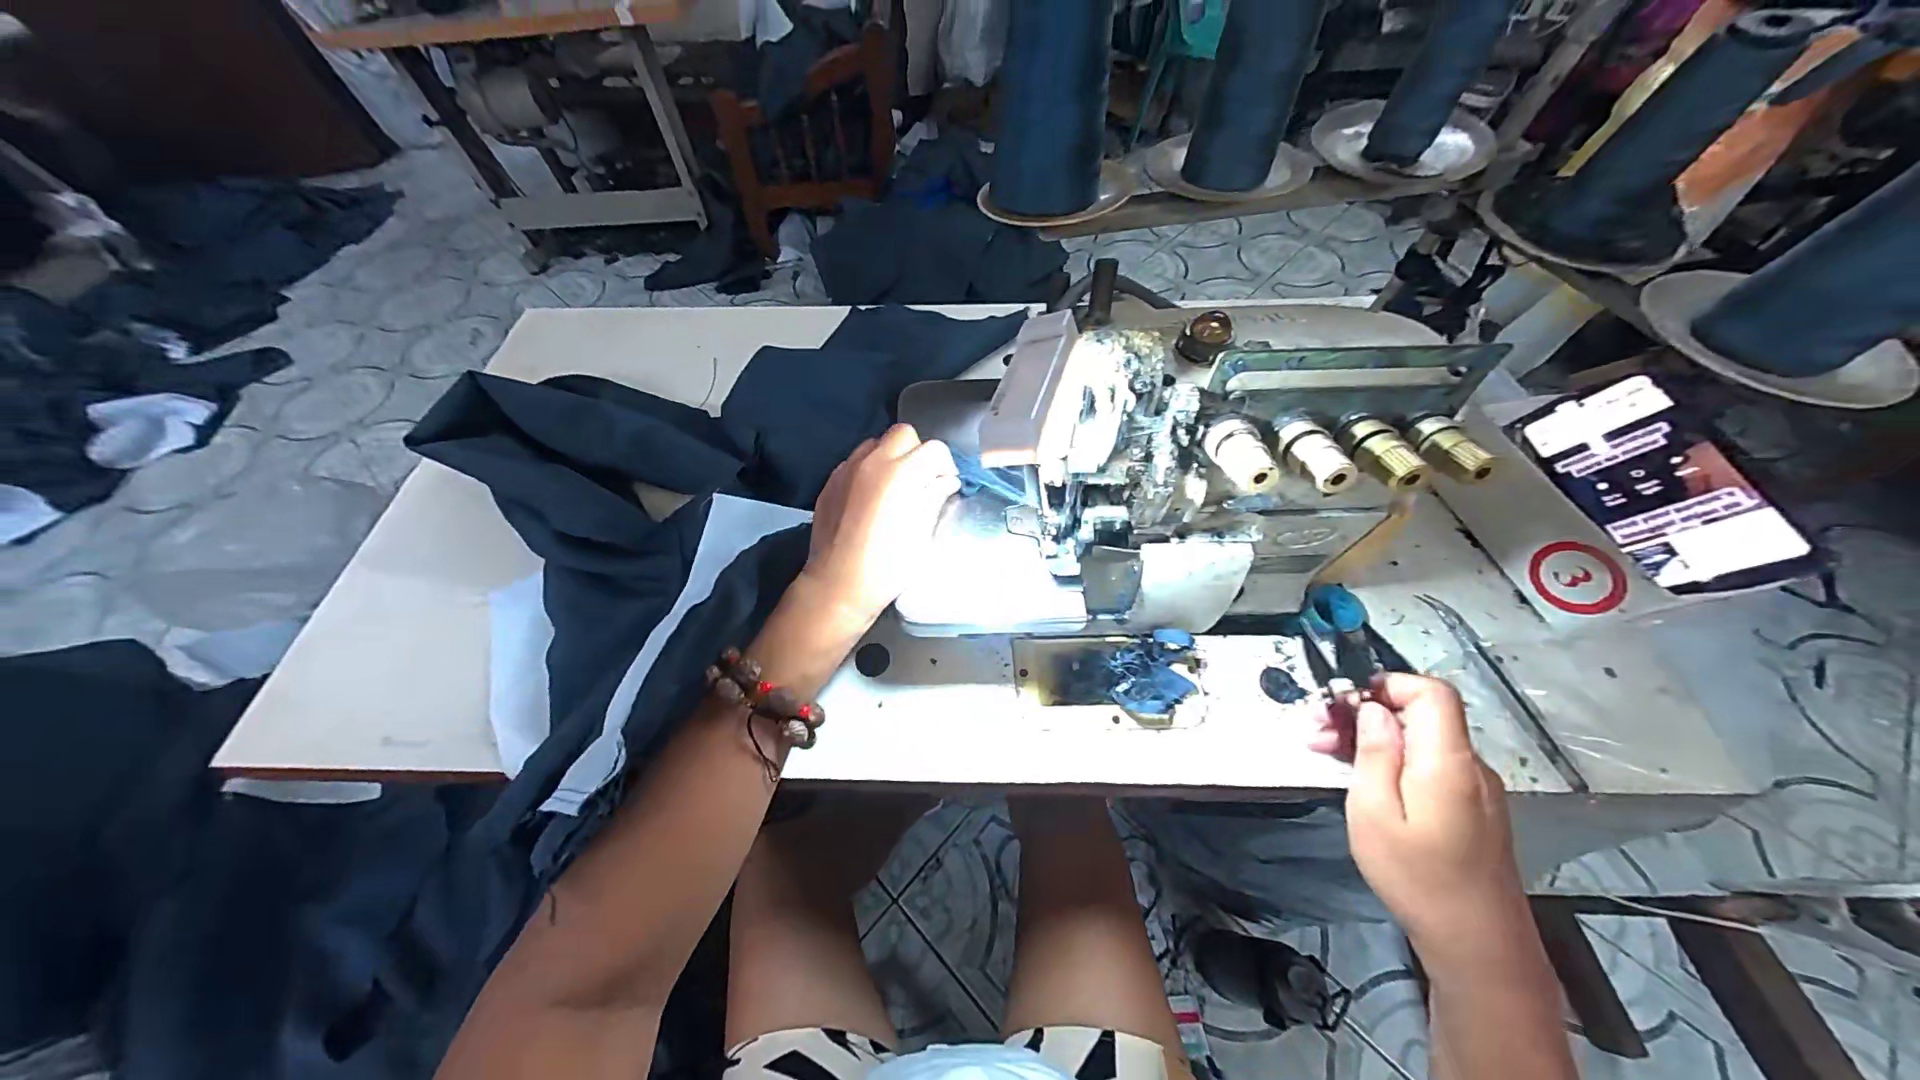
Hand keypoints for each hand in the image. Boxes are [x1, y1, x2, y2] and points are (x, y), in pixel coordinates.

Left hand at [797, 424, 959, 633]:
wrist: (838, 585)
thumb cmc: (888, 567)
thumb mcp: (922, 534)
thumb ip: (935, 498)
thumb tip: (945, 481)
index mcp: (901, 474)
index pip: (934, 449)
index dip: (945, 465)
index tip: (946, 484)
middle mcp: (872, 462)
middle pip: (903, 434)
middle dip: (917, 452)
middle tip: (921, 480)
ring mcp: (847, 469)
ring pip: (876, 443)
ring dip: (891, 457)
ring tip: (895, 486)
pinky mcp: (830, 482)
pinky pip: (855, 461)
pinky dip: (868, 469)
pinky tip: (871, 498)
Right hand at [1344, 673, 1525, 951]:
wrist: (1477, 944)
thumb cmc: (1416, 878)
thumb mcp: (1374, 812)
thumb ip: (1375, 753)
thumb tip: (1373, 710)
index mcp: (1448, 762)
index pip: (1431, 691)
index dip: (1387, 684)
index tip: (1344, 701)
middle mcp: (1470, 766)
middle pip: (1422, 713)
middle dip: (1366, 711)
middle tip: (1319, 731)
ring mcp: (1475, 787)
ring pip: (1422, 738)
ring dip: (1374, 736)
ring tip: (1329, 753)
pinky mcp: (1472, 806)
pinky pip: (1430, 763)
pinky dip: (1394, 758)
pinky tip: (1363, 778)